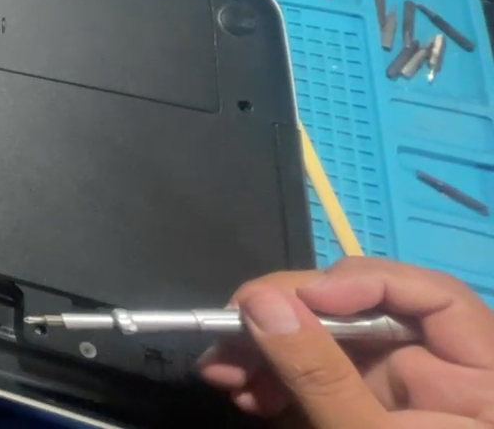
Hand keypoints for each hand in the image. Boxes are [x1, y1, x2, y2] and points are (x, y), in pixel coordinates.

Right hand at [198, 257, 493, 425]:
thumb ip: (319, 373)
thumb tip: (259, 299)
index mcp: (485, 383)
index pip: (431, 296)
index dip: (361, 283)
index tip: (299, 300)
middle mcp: (447, 375)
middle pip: (356, 311)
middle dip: (282, 317)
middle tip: (227, 331)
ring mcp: (403, 391)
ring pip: (321, 338)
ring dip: (262, 348)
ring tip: (222, 374)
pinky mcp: (366, 407)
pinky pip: (312, 370)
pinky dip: (271, 374)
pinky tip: (239, 390)